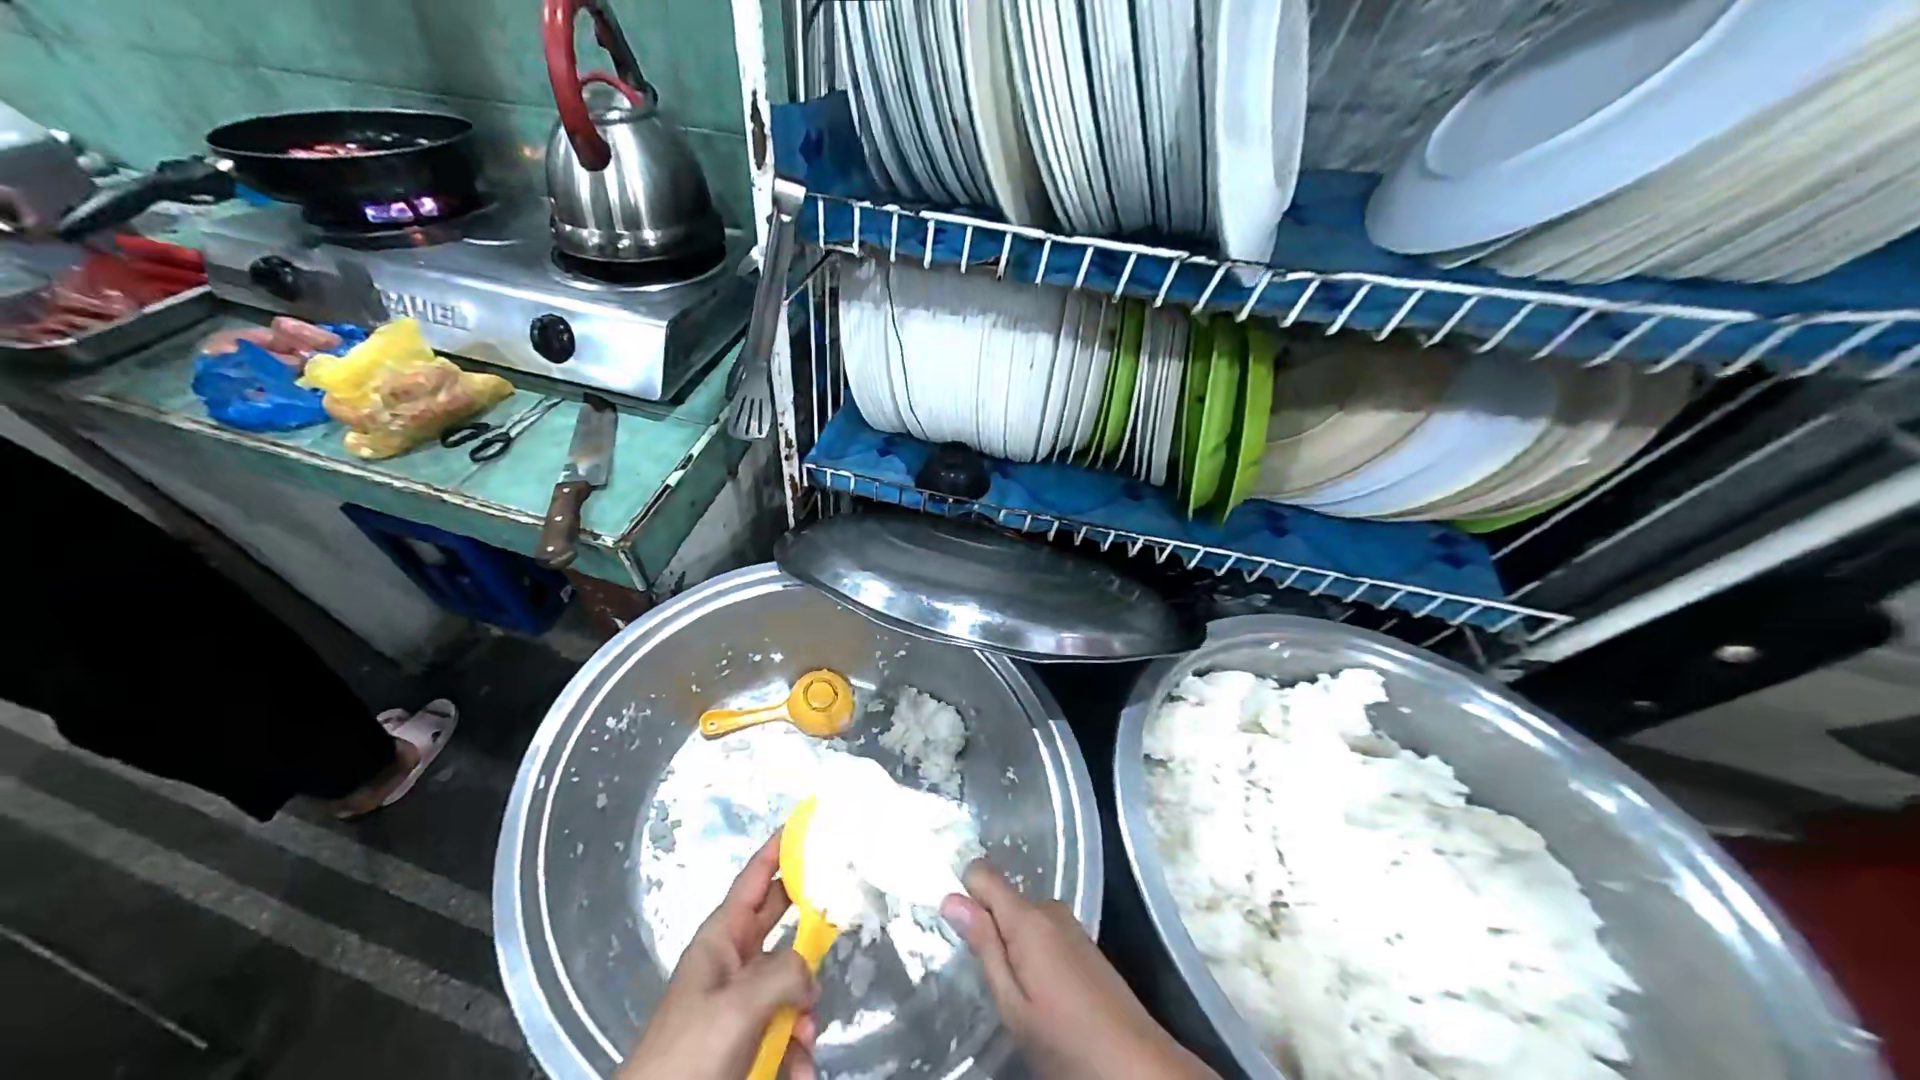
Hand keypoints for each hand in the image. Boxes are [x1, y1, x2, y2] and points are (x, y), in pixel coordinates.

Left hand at [617, 832, 820, 1079]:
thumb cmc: (689, 1051)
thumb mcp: (738, 1005)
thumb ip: (784, 972)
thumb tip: (811, 973)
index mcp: (722, 937)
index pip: (755, 878)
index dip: (779, 848)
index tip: (807, 821)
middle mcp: (735, 960)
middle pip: (781, 922)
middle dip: (811, 926)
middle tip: (840, 911)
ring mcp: (742, 1000)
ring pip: (793, 984)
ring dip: (805, 1014)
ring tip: (803, 1046)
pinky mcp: (750, 1038)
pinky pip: (787, 1030)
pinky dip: (797, 1052)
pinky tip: (797, 1073)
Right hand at [942, 861, 1217, 1079]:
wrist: (1137, 1064)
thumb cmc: (1066, 1038)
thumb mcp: (1012, 1003)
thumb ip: (984, 946)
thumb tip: (951, 898)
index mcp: (1029, 919)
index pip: (983, 874)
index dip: (964, 892)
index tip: (956, 927)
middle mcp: (1051, 910)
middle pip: (1003, 899)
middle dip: (990, 928)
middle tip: (989, 978)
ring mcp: (1071, 925)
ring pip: (1024, 918)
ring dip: (1013, 944)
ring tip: (1016, 992)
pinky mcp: (1085, 944)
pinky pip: (1044, 932)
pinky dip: (1034, 953)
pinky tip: (1042, 993)